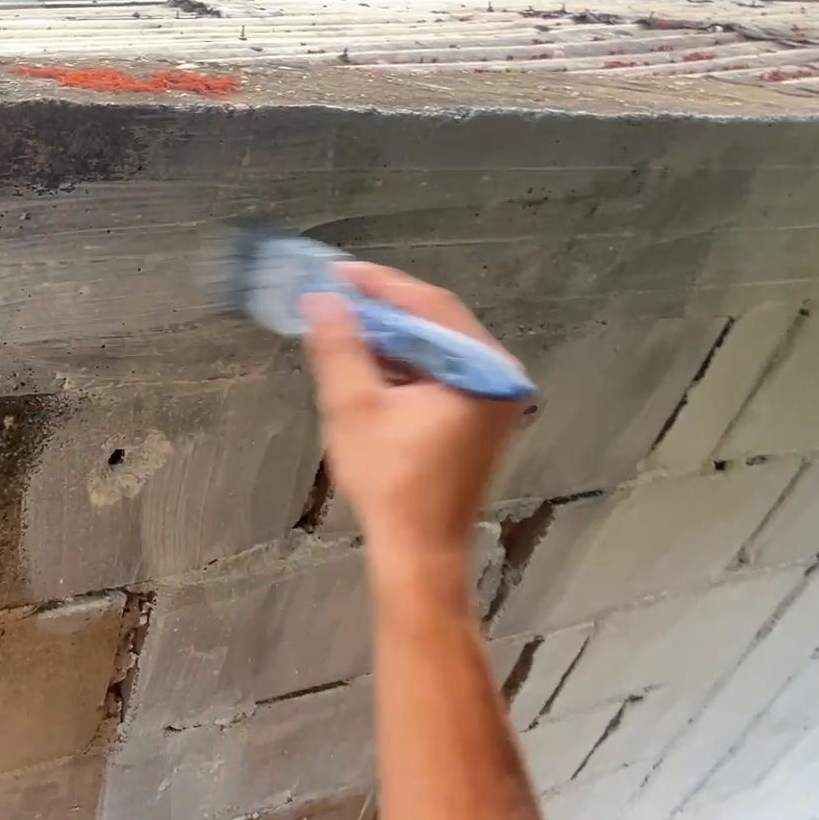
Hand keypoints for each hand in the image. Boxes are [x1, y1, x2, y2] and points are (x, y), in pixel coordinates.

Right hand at [300, 262, 525, 577]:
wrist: (418, 545)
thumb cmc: (390, 482)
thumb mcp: (353, 406)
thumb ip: (339, 347)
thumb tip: (321, 301)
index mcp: (481, 371)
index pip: (428, 305)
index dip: (378, 285)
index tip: (336, 273)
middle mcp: (497, 378)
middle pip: (434, 322)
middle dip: (381, 308)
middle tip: (334, 297)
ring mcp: (490, 397)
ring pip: (433, 345)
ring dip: (388, 335)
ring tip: (342, 326)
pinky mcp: (476, 415)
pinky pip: (437, 369)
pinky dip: (401, 361)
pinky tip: (366, 362)